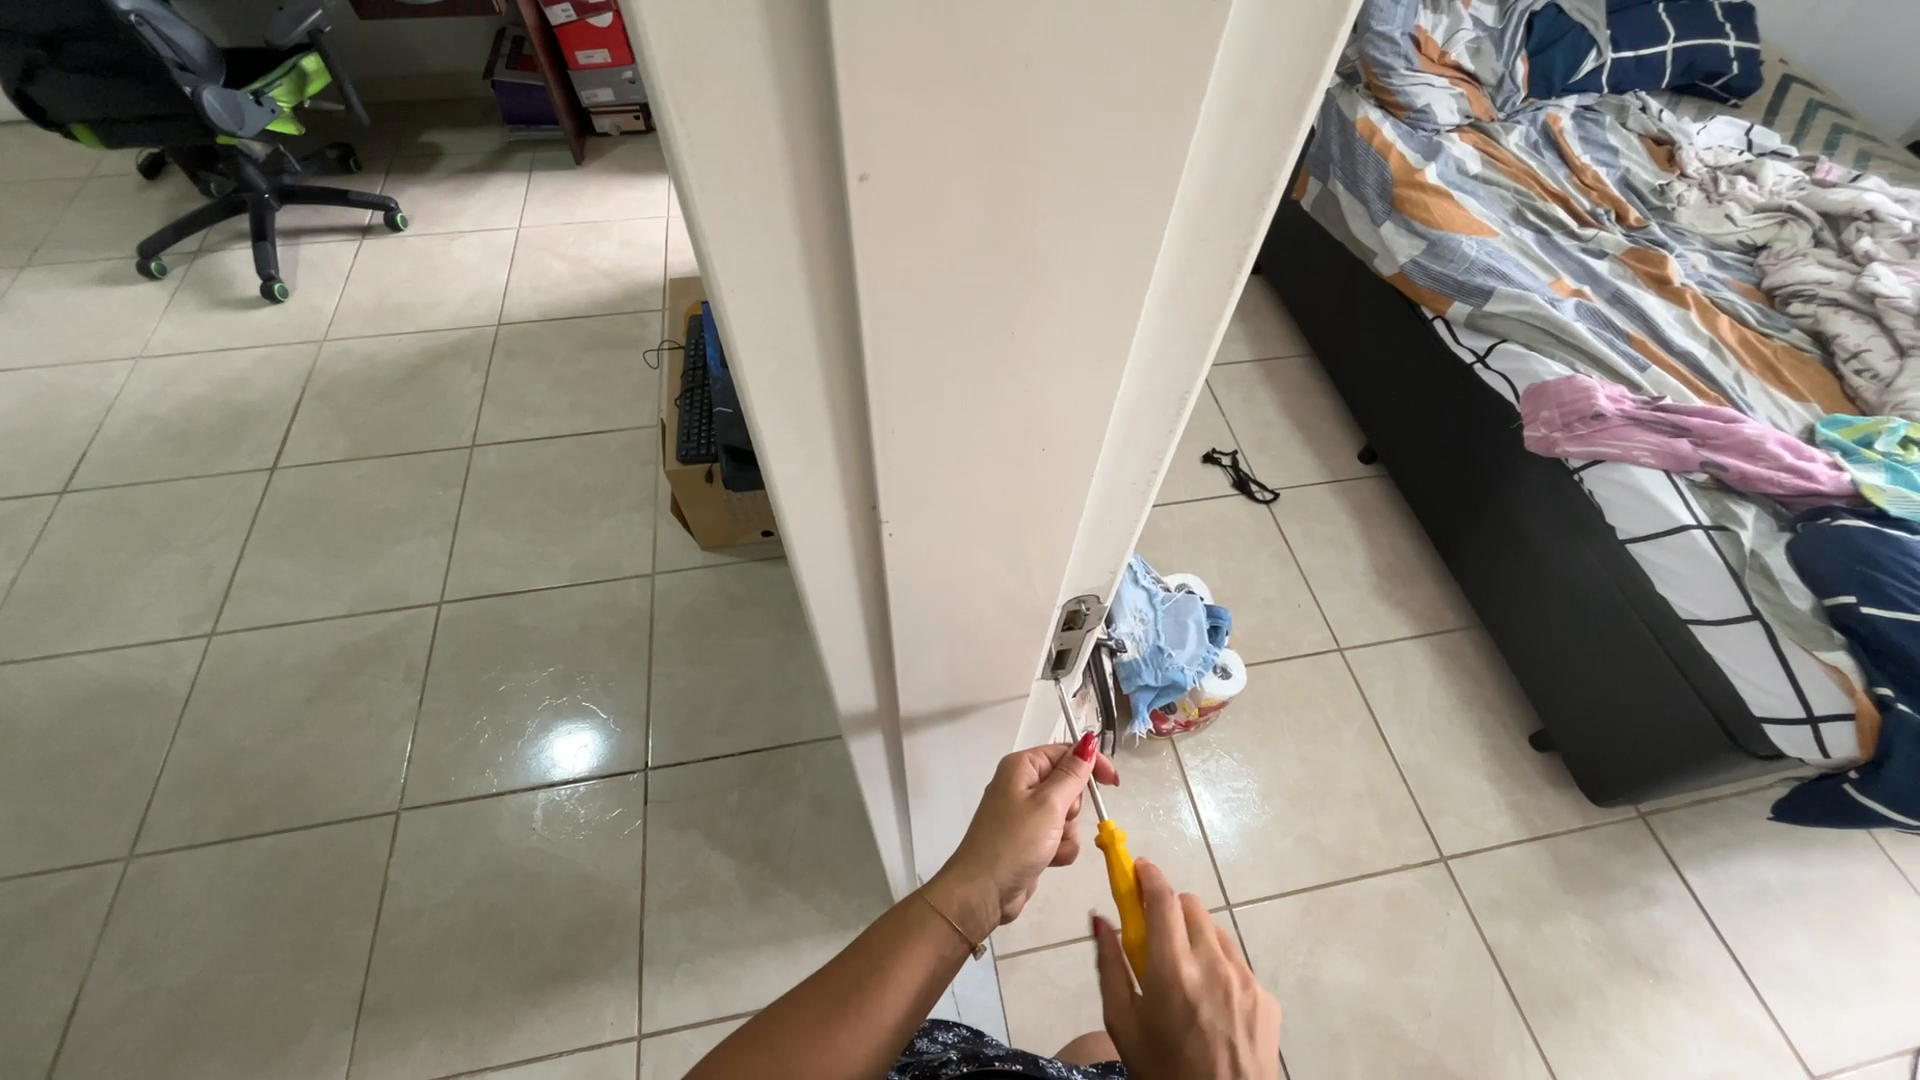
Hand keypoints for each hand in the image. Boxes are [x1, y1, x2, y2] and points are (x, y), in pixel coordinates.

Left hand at [922, 735, 1118, 942]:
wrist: (984, 892)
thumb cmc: (1015, 842)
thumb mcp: (1048, 805)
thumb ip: (1072, 774)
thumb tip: (1087, 741)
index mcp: (1022, 767)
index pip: (1065, 752)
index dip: (1090, 764)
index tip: (1113, 783)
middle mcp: (1022, 785)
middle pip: (1068, 785)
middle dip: (1073, 808)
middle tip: (1059, 820)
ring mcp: (1026, 814)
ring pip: (1068, 815)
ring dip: (1067, 833)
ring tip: (1050, 846)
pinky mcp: (1031, 839)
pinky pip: (1060, 836)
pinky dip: (1060, 848)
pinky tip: (1049, 861)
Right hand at [1093, 860, 1280, 1079]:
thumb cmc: (1162, 1073)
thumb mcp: (1123, 1024)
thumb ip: (1109, 965)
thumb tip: (1099, 919)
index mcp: (1172, 971)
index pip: (1163, 899)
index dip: (1149, 875)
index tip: (1137, 868)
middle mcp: (1212, 965)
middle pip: (1191, 905)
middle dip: (1170, 907)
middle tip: (1156, 932)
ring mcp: (1245, 980)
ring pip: (1215, 930)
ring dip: (1195, 935)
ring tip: (1184, 973)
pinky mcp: (1266, 997)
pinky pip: (1236, 961)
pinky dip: (1218, 964)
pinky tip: (1210, 1000)